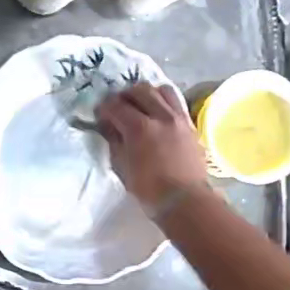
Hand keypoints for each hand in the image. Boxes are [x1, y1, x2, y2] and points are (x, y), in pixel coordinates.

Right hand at [97, 83, 210, 215]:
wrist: (185, 200)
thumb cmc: (147, 187)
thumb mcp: (121, 164)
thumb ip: (113, 139)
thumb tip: (108, 125)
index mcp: (139, 128)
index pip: (115, 105)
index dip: (103, 107)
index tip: (98, 114)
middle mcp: (161, 116)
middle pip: (140, 90)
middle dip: (124, 95)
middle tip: (117, 107)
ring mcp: (179, 119)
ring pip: (162, 90)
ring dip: (147, 94)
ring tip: (140, 105)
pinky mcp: (191, 125)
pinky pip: (175, 103)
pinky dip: (163, 102)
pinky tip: (156, 115)